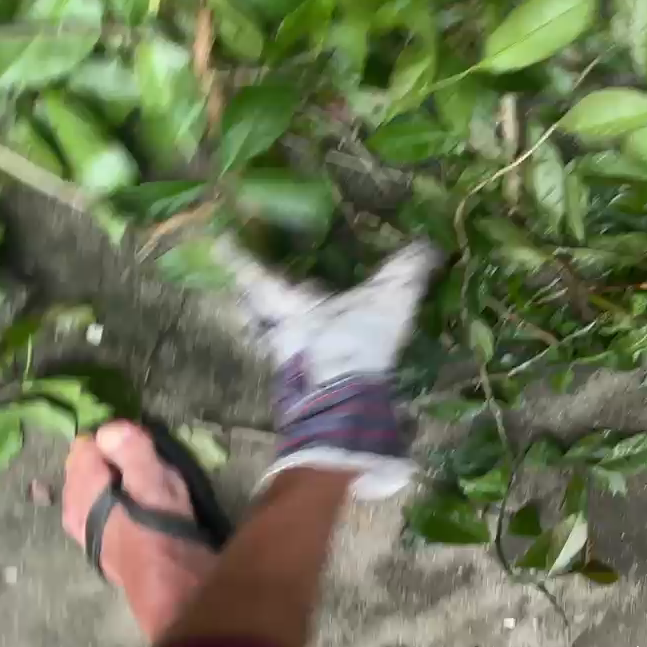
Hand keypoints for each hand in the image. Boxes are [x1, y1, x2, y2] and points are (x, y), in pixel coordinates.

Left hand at [216, 240, 441, 498]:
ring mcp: (288, 363)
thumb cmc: (357, 343)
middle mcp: (280, 334)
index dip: (238, 258)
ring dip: (267, 329)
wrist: (347, 406)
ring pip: (268, 339)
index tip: (216, 241)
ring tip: (270, 319)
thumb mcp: (390, 298)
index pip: (257, 275)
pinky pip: (291, 361)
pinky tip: (311, 350)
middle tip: (241, 288)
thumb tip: (429, 245)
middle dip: (247, 299)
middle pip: (253, 312)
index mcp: (290, 306)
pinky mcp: (303, 386)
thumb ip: (408, 270)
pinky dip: (295, 353)